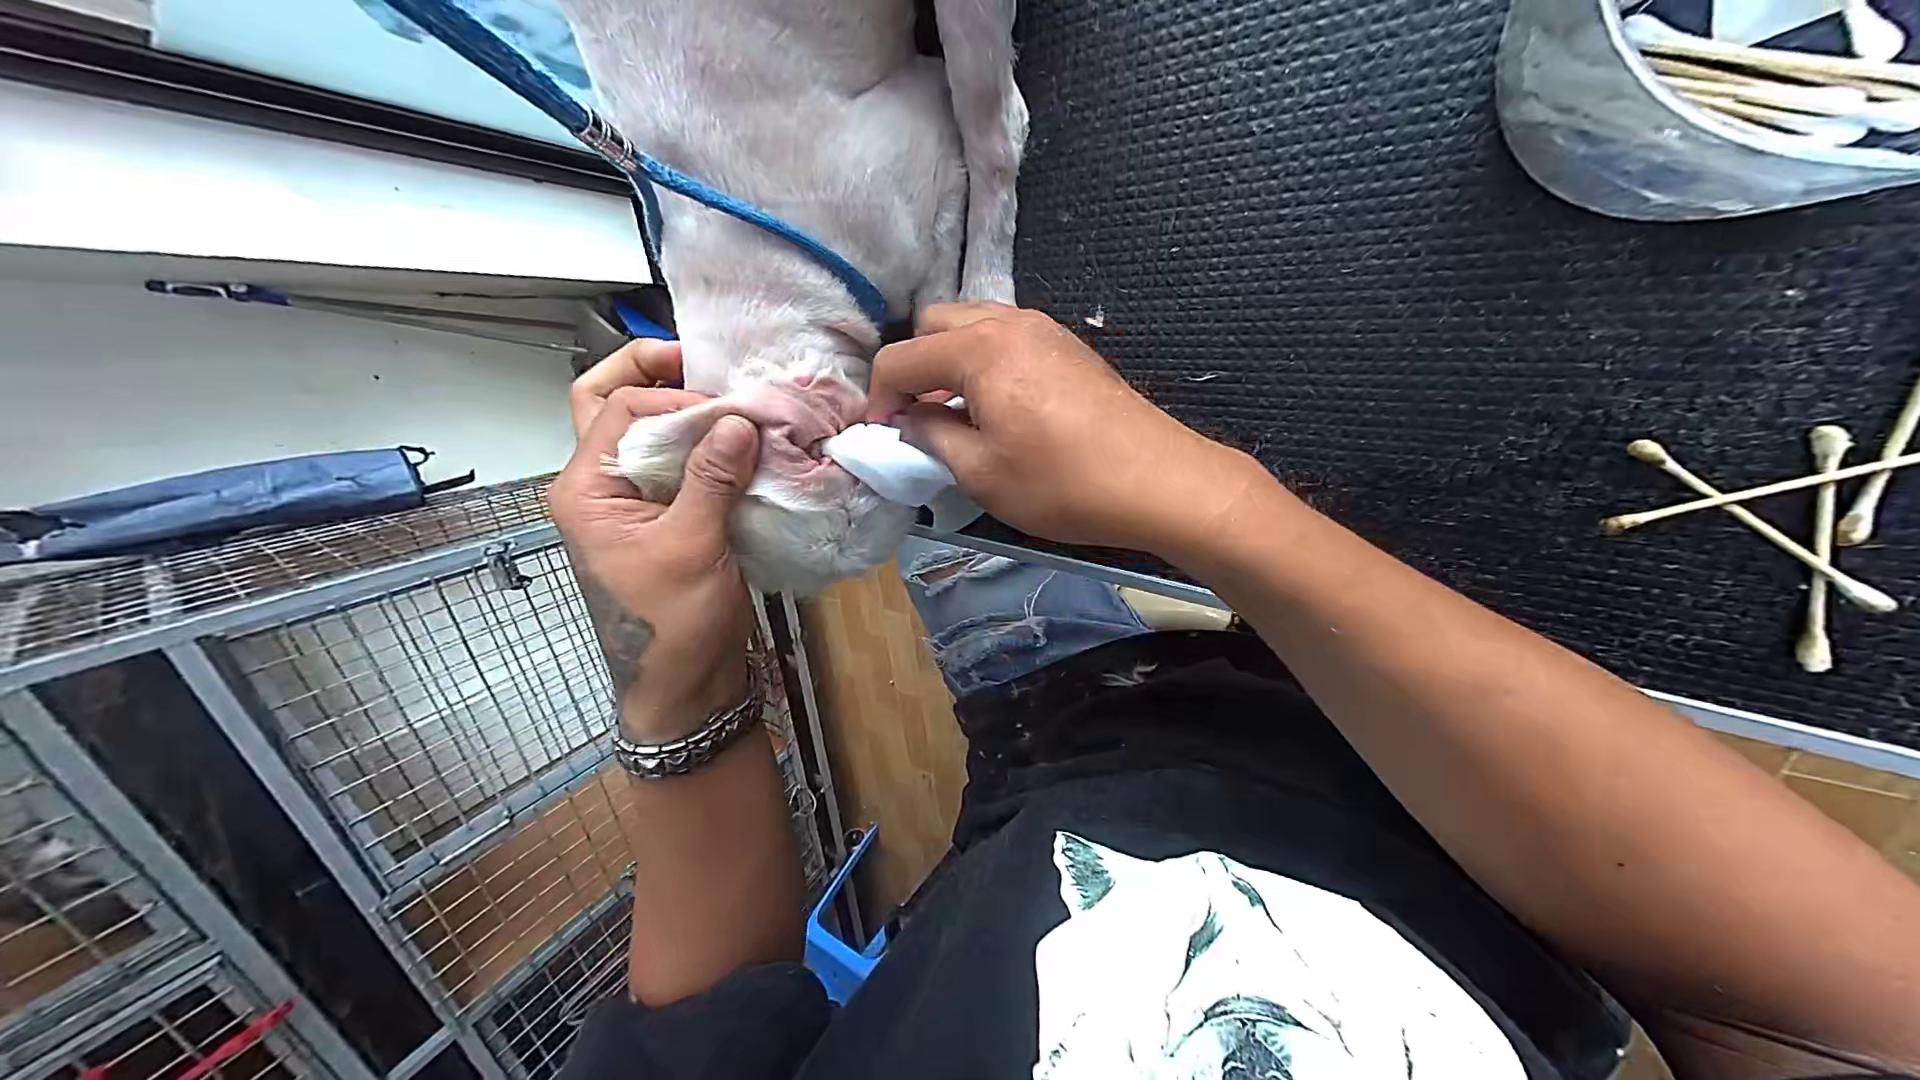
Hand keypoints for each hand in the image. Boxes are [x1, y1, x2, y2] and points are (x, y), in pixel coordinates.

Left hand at [548, 340, 759, 740]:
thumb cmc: (671, 623)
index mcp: (586, 488)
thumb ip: (711, 479)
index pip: (622, 410)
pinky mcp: (668, 514)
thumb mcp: (690, 548)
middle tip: (700, 362)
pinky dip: (707, 446)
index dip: (676, 400)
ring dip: (683, 410)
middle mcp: (602, 484)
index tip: (729, 412)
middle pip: (609, 404)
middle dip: (650, 375)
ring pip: (646, 431)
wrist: (684, 681)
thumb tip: (739, 419)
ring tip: (729, 399)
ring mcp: (634, 499)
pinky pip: (680, 463)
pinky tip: (742, 443)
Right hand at [866, 303, 1268, 554]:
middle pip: (934, 325)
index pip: (902, 358)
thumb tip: (910, 421)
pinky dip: (983, 362)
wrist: (1157, 481)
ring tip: (954, 413)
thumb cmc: (1063, 483)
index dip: (879, 397)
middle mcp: (1009, 323)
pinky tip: (995, 406)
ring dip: (949, 362)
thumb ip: (931, 438)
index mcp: (980, 349)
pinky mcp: (1068, 347)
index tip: (882, 434)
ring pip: (972, 325)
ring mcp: (1044, 329)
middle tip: (916, 416)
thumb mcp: (981, 473)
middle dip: (913, 367)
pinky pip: (1006, 338)